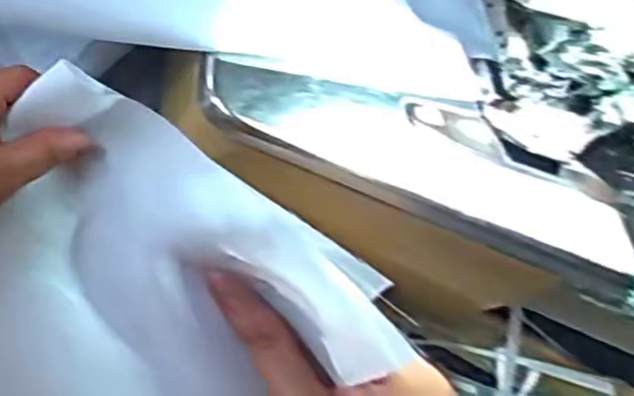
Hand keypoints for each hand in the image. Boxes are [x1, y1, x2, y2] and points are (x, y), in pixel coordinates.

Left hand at [0, 66, 90, 270]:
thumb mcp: (6, 170)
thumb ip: (47, 149)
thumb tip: (84, 135)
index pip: (23, 76)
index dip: (53, 96)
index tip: (77, 123)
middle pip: (7, 88)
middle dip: (36, 113)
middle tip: (64, 144)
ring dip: (15, 125)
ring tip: (39, 154)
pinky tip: (5, 156)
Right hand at [207, 271, 452, 395]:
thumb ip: (265, 339)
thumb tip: (218, 273)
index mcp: (405, 365)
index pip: (329, 292)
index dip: (274, 269)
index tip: (225, 251)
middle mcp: (415, 371)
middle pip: (331, 312)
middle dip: (275, 292)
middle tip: (218, 268)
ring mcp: (408, 390)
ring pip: (333, 335)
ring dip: (284, 318)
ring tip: (233, 294)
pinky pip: (341, 358)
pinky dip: (302, 345)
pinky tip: (267, 337)